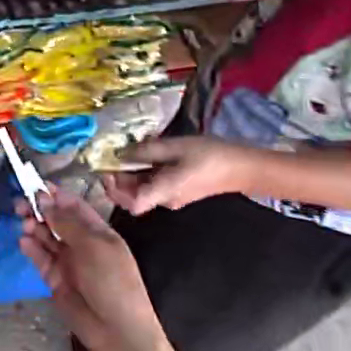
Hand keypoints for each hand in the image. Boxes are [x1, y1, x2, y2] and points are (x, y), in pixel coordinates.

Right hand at [18, 188, 166, 350]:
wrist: (117, 331)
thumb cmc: (112, 281)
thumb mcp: (93, 246)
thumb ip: (66, 222)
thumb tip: (45, 199)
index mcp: (98, 230)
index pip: (73, 205)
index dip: (55, 194)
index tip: (34, 184)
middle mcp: (81, 243)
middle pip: (56, 220)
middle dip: (39, 209)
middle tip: (19, 203)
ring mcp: (68, 262)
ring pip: (46, 237)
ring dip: (34, 227)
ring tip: (23, 222)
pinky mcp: (55, 280)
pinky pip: (40, 259)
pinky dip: (31, 249)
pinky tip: (23, 241)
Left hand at [100, 135, 256, 214]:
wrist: (242, 167)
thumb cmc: (210, 155)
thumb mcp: (175, 147)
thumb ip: (147, 150)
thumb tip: (121, 153)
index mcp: (164, 191)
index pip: (131, 203)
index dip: (114, 190)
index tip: (108, 169)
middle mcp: (165, 200)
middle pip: (132, 197)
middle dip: (118, 178)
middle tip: (113, 155)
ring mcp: (171, 198)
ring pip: (141, 190)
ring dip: (130, 174)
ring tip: (127, 151)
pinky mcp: (177, 191)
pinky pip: (153, 185)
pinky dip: (143, 173)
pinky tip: (146, 154)